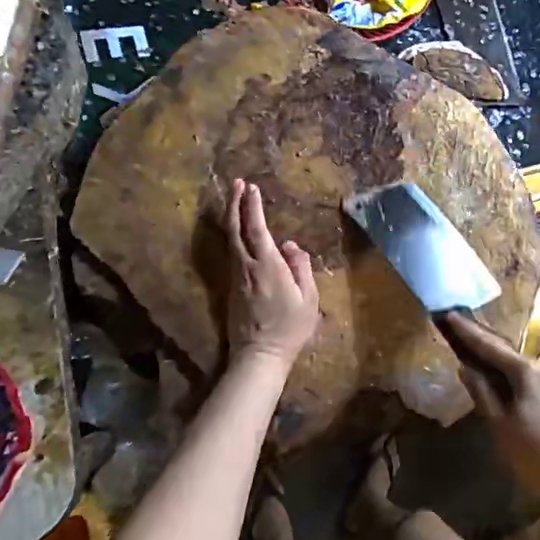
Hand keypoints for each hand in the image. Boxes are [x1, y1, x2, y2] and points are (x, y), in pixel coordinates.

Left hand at [223, 178, 319, 365]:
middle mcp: (247, 267)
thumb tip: (291, 246)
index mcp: (268, 266)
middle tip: (237, 184)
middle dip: (234, 203)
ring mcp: (235, 277)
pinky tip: (239, 232)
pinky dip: (234, 236)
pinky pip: (232, 254)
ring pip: (231, 240)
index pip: (257, 228)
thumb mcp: (308, 300)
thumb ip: (301, 268)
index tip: (251, 187)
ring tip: (236, 200)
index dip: (252, 206)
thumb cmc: (290, 329)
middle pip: (235, 229)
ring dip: (232, 217)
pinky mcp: (230, 287)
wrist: (259, 355)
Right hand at [439, 313, 539, 507]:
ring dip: (528, 396)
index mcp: (529, 373)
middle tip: (489, 394)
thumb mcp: (504, 433)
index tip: (451, 316)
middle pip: (519, 367)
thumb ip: (484, 397)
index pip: (490, 347)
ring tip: (526, 429)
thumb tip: (468, 368)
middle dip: (502, 375)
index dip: (468, 333)